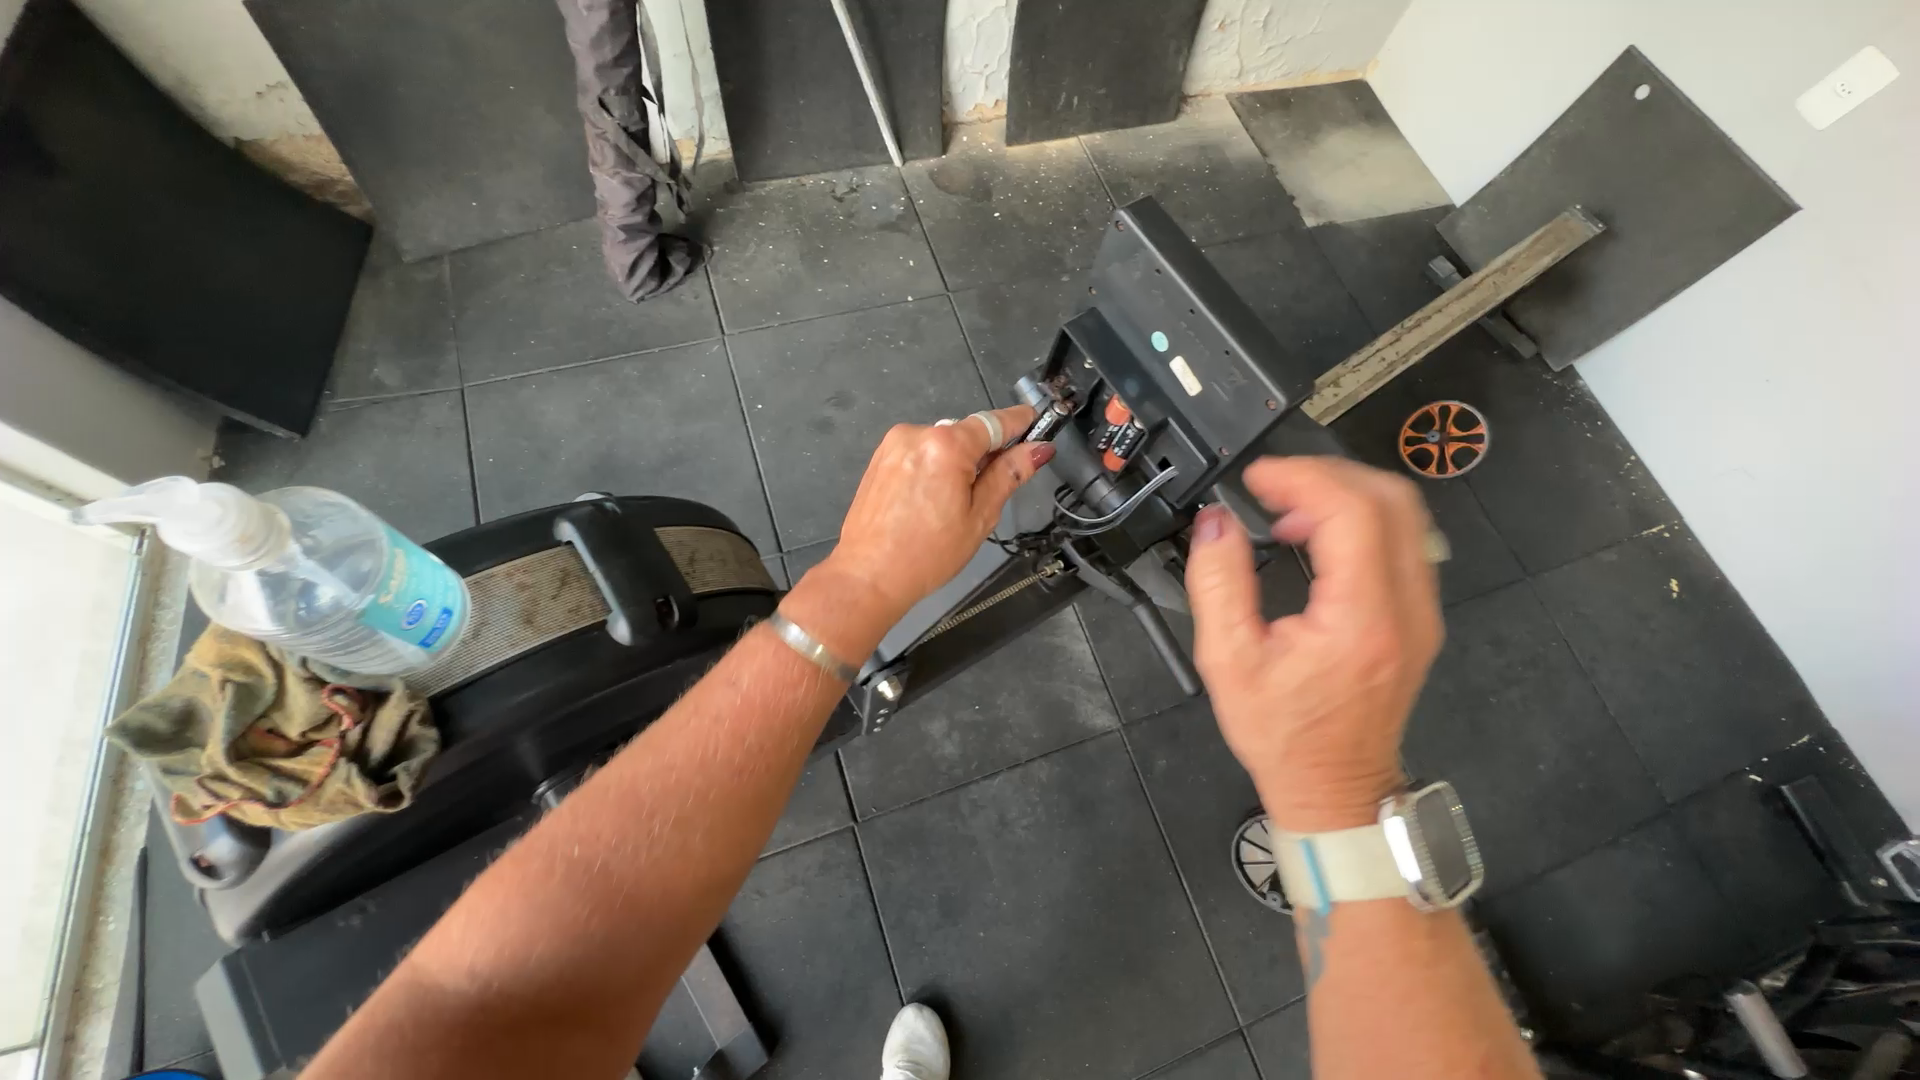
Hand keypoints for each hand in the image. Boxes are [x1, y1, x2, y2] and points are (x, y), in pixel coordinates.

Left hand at [818, 405, 1052, 626]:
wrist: (868, 575)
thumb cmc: (924, 554)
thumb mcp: (980, 517)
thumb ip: (1008, 475)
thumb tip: (1037, 450)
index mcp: (945, 446)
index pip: (993, 422)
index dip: (1018, 422)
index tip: (1035, 420)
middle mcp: (917, 435)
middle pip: (965, 433)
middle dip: (983, 454)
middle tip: (991, 489)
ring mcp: (894, 445)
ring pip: (941, 444)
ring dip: (956, 462)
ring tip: (953, 505)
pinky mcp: (880, 458)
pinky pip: (919, 453)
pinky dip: (932, 468)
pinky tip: (931, 501)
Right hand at [1185, 457, 1443, 832]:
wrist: (1335, 785)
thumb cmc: (1281, 732)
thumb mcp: (1226, 660)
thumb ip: (1217, 582)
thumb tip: (1216, 522)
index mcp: (1361, 618)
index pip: (1351, 512)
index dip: (1301, 479)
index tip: (1257, 480)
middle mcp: (1408, 608)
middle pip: (1391, 499)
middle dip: (1326, 475)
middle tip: (1272, 485)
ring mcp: (1423, 611)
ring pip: (1405, 514)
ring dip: (1344, 493)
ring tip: (1288, 509)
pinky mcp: (1419, 615)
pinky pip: (1403, 540)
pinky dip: (1359, 519)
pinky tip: (1315, 537)